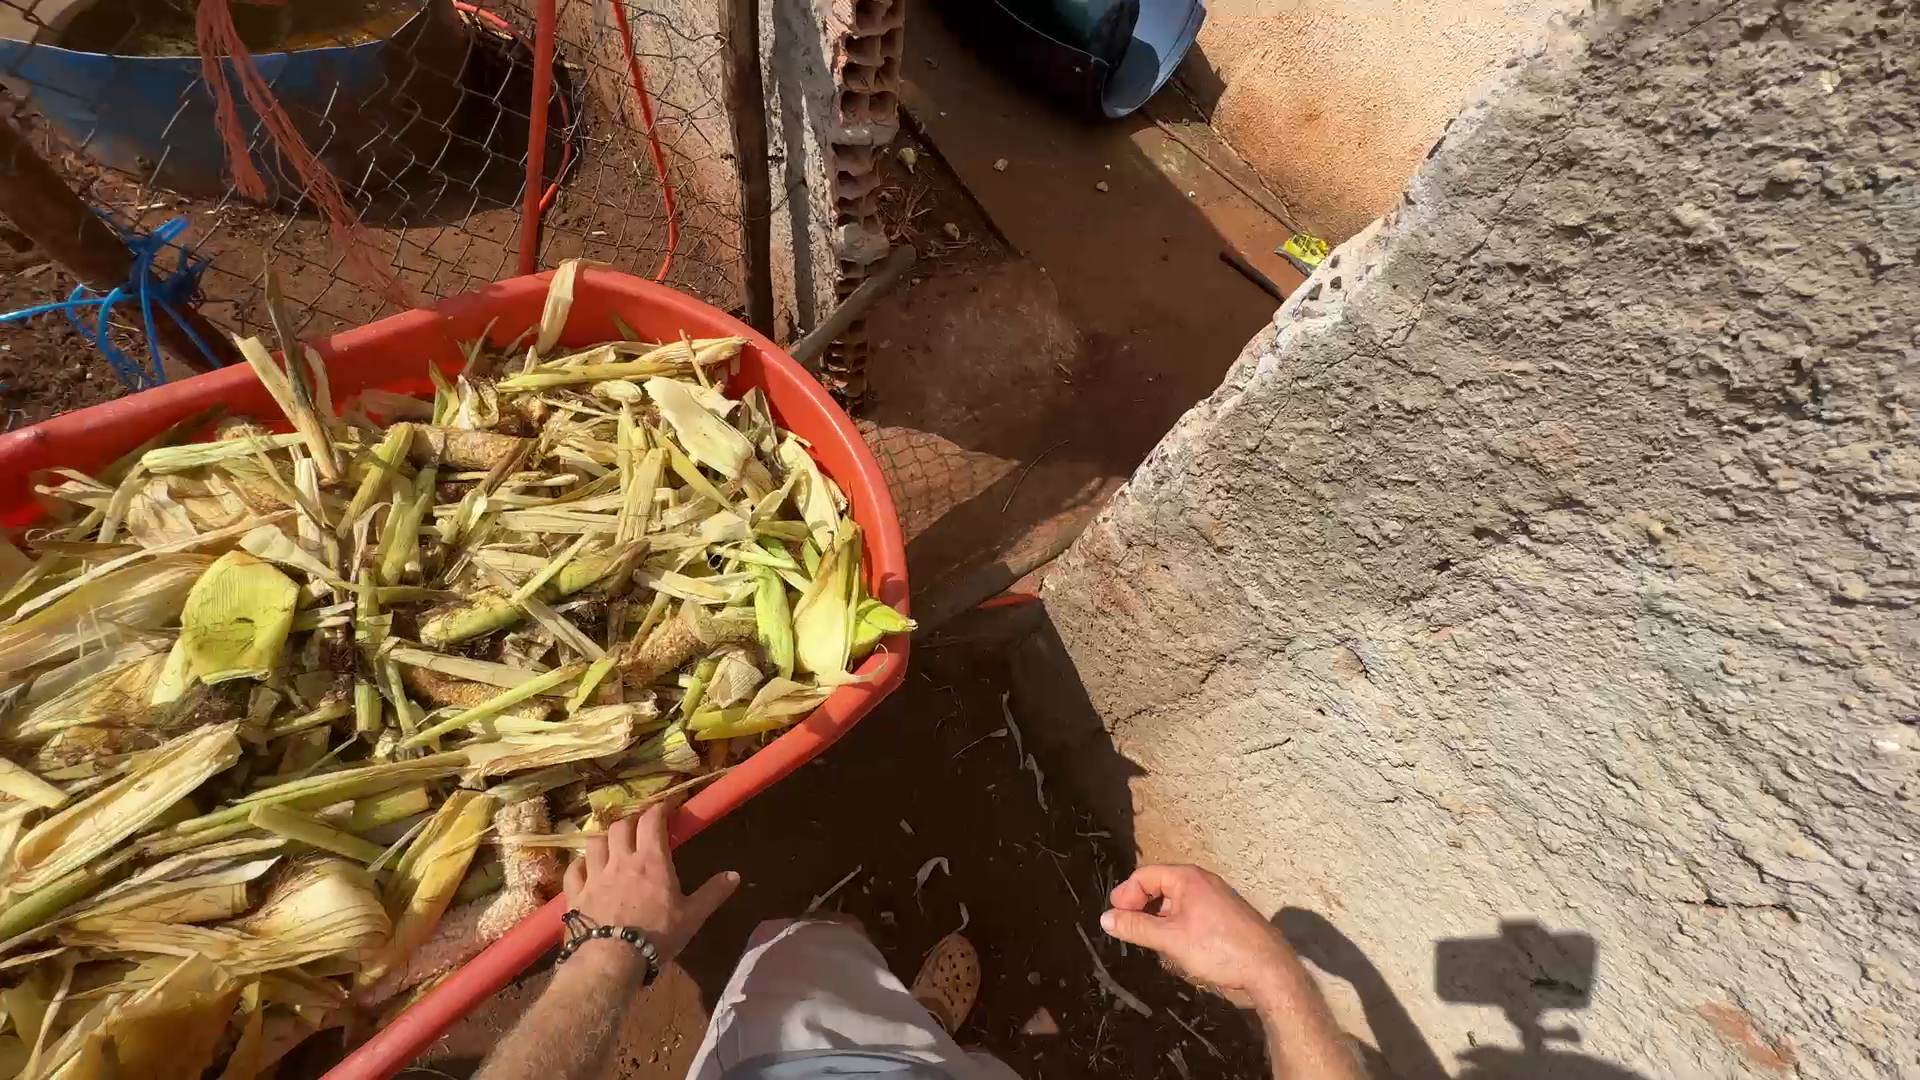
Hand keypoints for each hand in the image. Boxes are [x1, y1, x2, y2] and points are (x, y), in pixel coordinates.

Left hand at [563, 804, 739, 964]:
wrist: (609, 964)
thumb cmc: (655, 936)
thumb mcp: (692, 916)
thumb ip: (713, 893)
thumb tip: (735, 875)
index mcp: (651, 860)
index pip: (652, 820)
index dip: (659, 808)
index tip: (666, 807)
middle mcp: (621, 860)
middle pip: (621, 825)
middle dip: (632, 821)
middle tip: (640, 828)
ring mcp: (594, 876)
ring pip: (595, 841)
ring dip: (605, 838)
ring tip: (612, 845)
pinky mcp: (574, 895)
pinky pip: (574, 869)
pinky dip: (581, 863)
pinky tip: (586, 868)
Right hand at [1101, 864, 1294, 1006]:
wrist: (1269, 969)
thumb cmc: (1217, 948)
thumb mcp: (1170, 939)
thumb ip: (1136, 927)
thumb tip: (1105, 918)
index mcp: (1186, 877)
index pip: (1144, 876)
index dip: (1126, 895)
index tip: (1114, 917)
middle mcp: (1201, 880)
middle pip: (1160, 886)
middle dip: (1142, 906)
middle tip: (1129, 928)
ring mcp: (1216, 896)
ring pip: (1176, 900)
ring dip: (1160, 917)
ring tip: (1151, 939)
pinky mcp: (1226, 913)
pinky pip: (1192, 910)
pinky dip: (1178, 922)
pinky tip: (1177, 945)